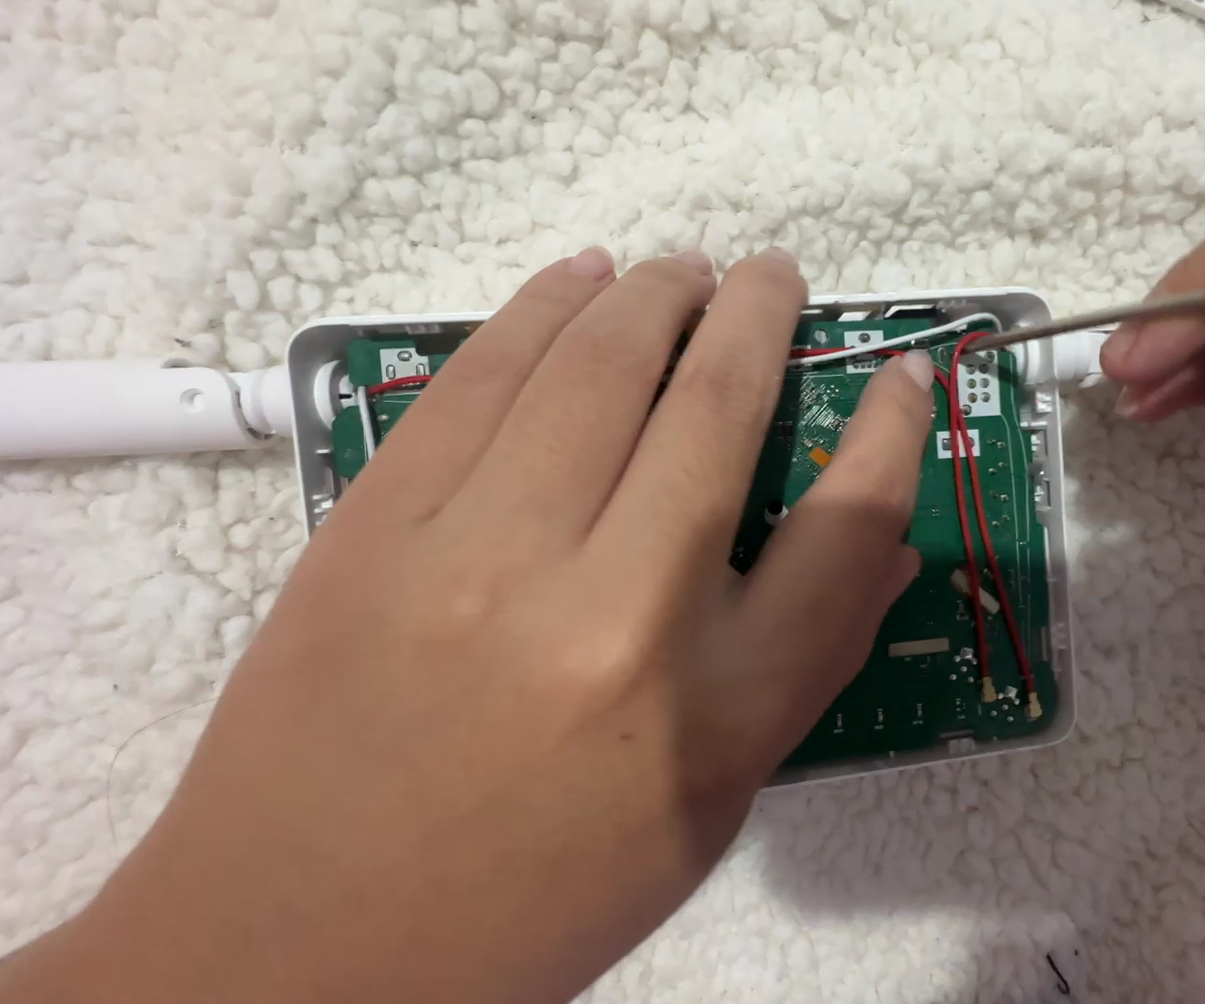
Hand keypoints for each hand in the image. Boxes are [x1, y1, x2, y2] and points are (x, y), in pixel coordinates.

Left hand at [13, 248, 935, 1002]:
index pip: (847, 527)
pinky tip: (580, 275)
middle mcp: (613, 613)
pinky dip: (541, 306)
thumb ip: (808, 661)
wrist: (301, 949)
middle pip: (718, 410)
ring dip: (657, 293)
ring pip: (597, 367)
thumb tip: (886, 543)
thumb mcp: (717, 802)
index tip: (904, 373)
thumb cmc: (548, 886)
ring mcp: (477, 559)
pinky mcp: (372, 531)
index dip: (892, 431)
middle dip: (762, 317)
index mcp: (717, 708)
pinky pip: (476, 379)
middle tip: (777, 275)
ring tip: (687, 268)